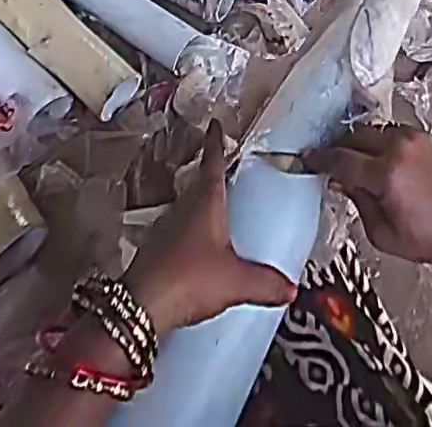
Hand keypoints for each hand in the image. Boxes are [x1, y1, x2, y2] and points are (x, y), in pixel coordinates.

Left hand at [123, 122, 297, 332]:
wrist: (141, 306)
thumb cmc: (189, 278)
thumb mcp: (235, 281)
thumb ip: (265, 283)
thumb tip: (290, 287)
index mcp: (205, 202)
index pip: (212, 163)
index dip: (215, 143)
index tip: (215, 124)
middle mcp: (184, 208)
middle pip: (200, 184)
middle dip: (213, 176)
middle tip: (227, 171)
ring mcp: (167, 227)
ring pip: (188, 207)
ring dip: (202, 206)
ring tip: (219, 213)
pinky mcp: (157, 249)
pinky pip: (179, 231)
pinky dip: (192, 233)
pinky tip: (201, 251)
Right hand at [304, 124, 431, 270]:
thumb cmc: (423, 237)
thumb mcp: (380, 231)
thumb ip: (356, 200)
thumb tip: (338, 180)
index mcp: (385, 175)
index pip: (341, 159)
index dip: (319, 159)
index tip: (306, 158)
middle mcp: (396, 150)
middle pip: (352, 137)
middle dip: (337, 148)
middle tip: (328, 160)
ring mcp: (410, 139)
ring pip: (369, 130)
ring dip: (356, 143)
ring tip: (351, 159)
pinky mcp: (420, 137)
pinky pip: (387, 131)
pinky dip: (376, 141)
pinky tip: (374, 157)